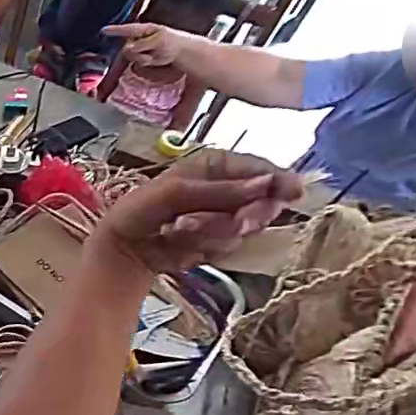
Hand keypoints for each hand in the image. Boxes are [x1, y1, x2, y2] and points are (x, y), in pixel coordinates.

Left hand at [96, 150, 302, 273]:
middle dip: (238, 216)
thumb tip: (265, 183)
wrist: (123, 246)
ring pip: (242, 229)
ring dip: (208, 233)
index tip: (293, 193)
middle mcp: (227, 190)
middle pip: (261, 203)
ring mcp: (224, 218)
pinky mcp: (217, 243)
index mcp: (217, 166)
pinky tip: (178, 243)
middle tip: (220, 222)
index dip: (279, 180)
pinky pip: (227, 248)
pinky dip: (203, 248)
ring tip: (176, 229)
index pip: (259, 169)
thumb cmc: (140, 209)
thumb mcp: (175, 193)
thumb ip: (220, 190)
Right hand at [102, 23, 193, 68]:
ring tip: (154, 57)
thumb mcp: (158, 41)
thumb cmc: (171, 42)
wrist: (179, 51)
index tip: (103, 31)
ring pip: (130, 56)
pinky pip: (135, 63)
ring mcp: (138, 48)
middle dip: (136, 53)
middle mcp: (138, 38)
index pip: (127, 29)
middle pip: (127, 48)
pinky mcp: (140, 57)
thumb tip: (126, 49)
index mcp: (143, 29)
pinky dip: (143, 62)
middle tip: (151, 54)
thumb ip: (141, 45)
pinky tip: (152, 60)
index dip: (115, 30)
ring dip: (141, 59)